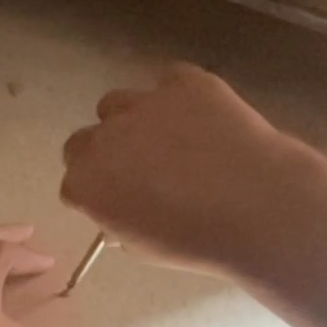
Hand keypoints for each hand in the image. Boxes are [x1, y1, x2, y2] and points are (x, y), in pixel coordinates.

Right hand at [60, 63, 326, 277]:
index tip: (116, 202)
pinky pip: (167, 81)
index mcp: (84, 184)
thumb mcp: (139, 246)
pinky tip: (198, 117)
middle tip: (134, 171)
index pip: (72, 183)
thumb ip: (116, 221)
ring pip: (114, 104)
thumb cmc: (192, 239)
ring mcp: (141, 105)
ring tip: (163, 138)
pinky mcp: (181, 82)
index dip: (93, 192)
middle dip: (101, 154)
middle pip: (82, 141)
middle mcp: (102, 139)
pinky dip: (176, 96)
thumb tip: (120, 209)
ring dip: (128, 120)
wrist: (254, 205)